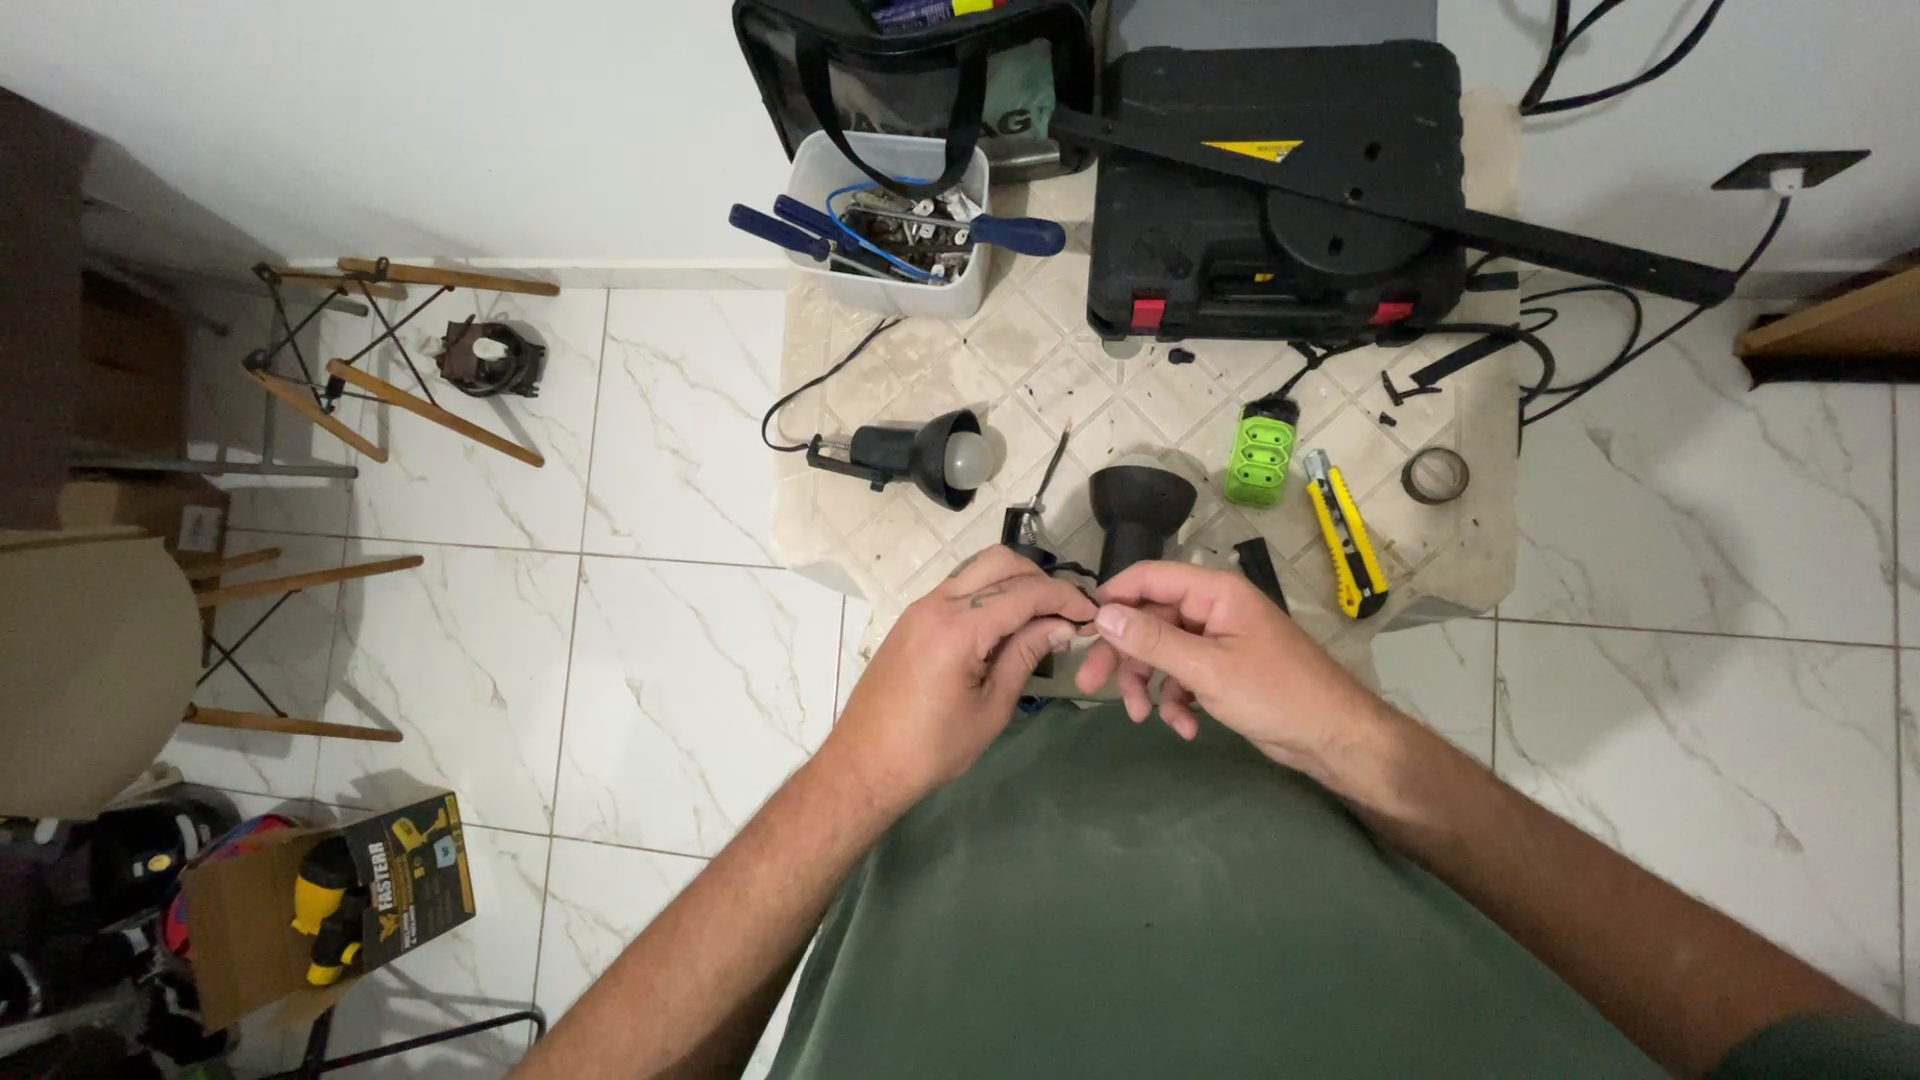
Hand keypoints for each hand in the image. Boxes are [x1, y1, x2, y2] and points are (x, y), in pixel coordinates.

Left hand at [823, 545, 1097, 810]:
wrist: (864, 763)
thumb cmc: (931, 749)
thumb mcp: (990, 709)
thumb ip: (1025, 657)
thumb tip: (1061, 625)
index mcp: (958, 629)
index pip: (1024, 593)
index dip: (1065, 598)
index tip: (1092, 612)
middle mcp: (937, 604)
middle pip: (999, 562)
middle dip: (1040, 579)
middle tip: (1066, 611)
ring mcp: (919, 607)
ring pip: (976, 569)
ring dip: (1013, 581)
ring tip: (1041, 616)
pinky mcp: (911, 618)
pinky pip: (959, 587)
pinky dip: (988, 591)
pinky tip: (1005, 623)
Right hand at [1073, 560, 1390, 774]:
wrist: (1335, 739)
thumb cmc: (1276, 694)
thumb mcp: (1207, 669)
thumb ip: (1152, 641)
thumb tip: (1102, 615)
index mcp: (1214, 592)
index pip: (1149, 578)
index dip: (1113, 598)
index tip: (1082, 629)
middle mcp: (1212, 609)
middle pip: (1149, 620)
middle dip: (1124, 656)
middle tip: (1093, 687)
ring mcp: (1218, 640)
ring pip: (1162, 652)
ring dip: (1149, 685)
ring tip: (1144, 718)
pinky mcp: (1222, 670)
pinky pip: (1183, 676)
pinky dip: (1177, 701)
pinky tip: (1185, 727)